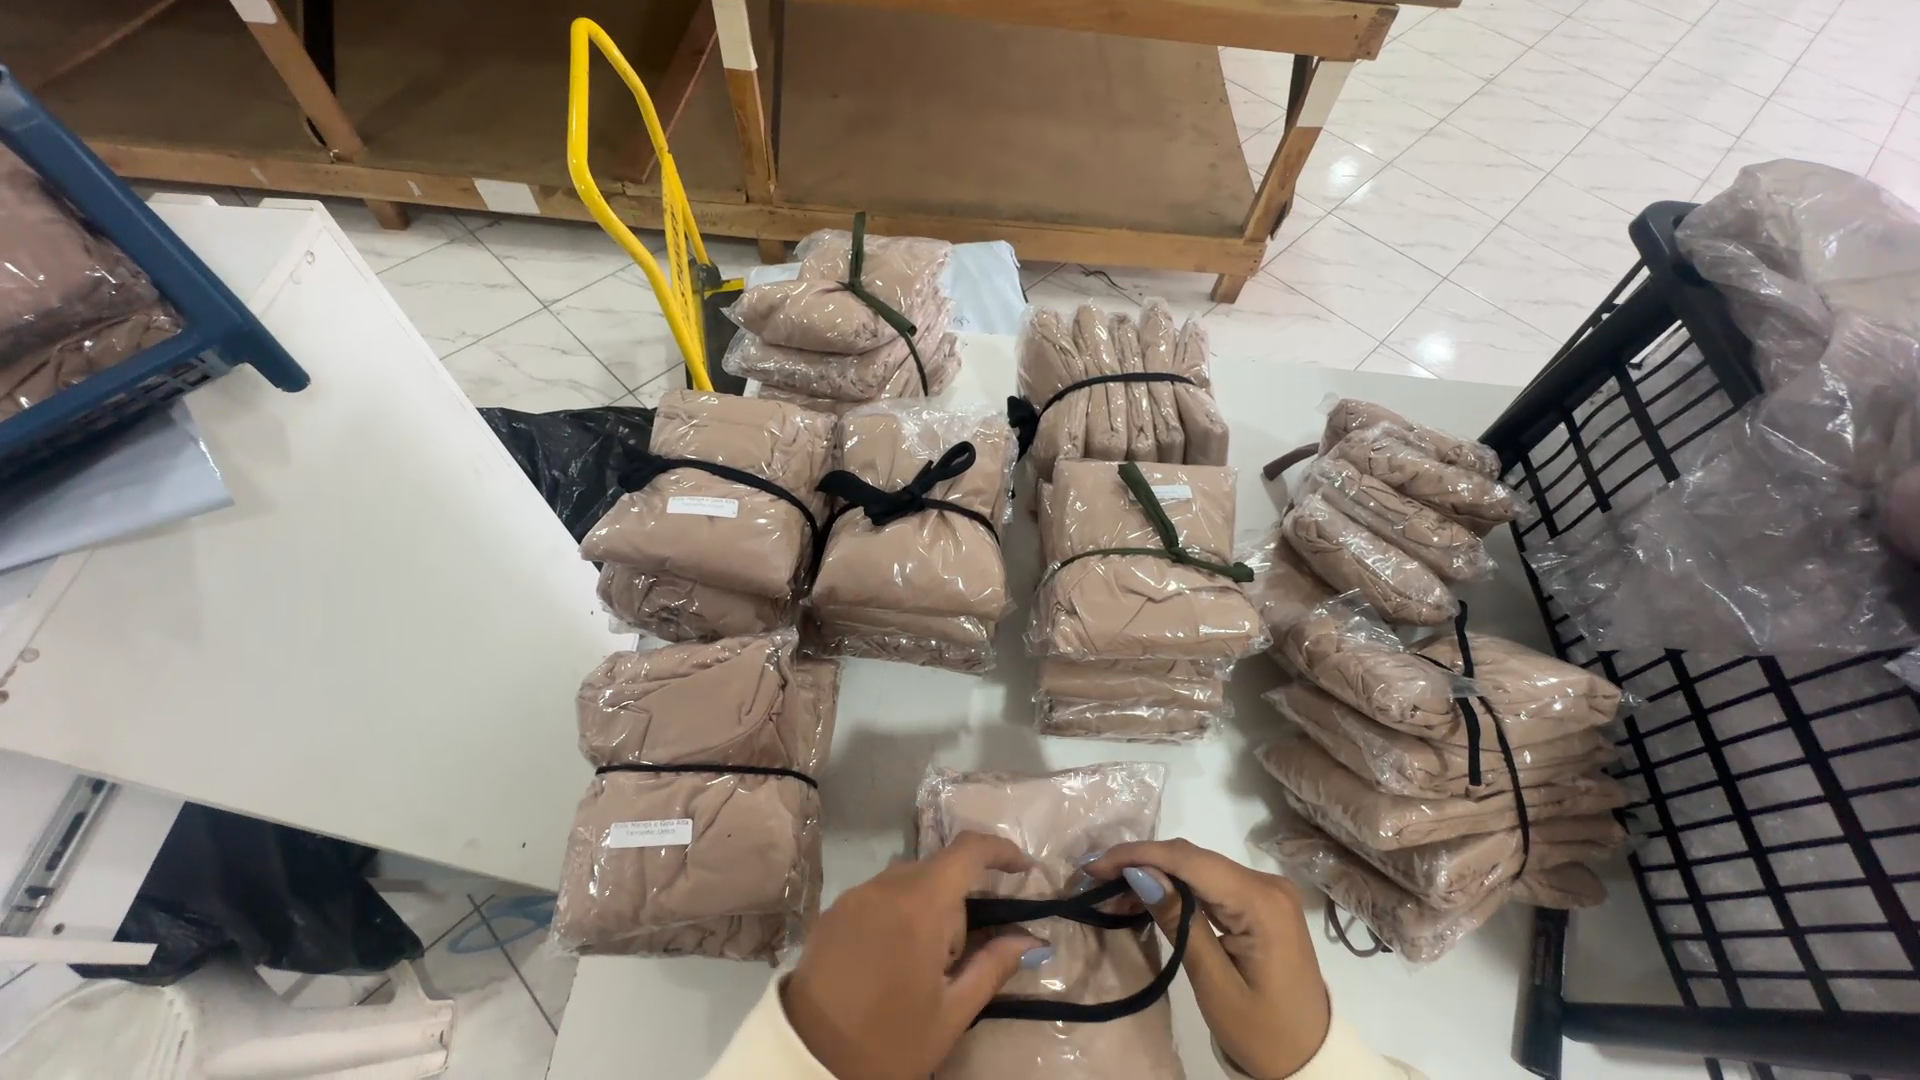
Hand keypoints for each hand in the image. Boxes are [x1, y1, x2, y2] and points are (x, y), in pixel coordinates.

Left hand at [784, 831, 1047, 1079]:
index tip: (1023, 869)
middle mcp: (885, 885)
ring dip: (926, 908)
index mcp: (920, 905)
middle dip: (958, 903)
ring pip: (907, 882)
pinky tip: (890, 960)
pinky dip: (896, 913)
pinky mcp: (832, 910)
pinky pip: (878, 895)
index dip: (1000, 850)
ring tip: (920, 965)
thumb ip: (993, 966)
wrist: (805, 1061)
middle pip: (938, 870)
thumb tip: (1030, 939)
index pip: (968, 851)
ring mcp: (854, 895)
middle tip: (957, 958)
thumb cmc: (887, 1041)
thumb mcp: (951, 1014)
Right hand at [1085, 840, 1329, 1079]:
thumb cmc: (1262, 1032)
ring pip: (1198, 866)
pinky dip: (1177, 884)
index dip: (1138, 855)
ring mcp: (1266, 890)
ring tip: (1112, 885)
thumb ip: (1178, 921)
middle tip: (1096, 876)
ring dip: (1155, 870)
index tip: (1095, 865)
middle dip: (1141, 860)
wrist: (1311, 1061)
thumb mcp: (1214, 983)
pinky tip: (1148, 892)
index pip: (1189, 861)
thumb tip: (1139, 872)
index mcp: (1262, 901)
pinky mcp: (1261, 902)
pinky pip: (1211, 881)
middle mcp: (1267, 883)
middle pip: (1193, 857)